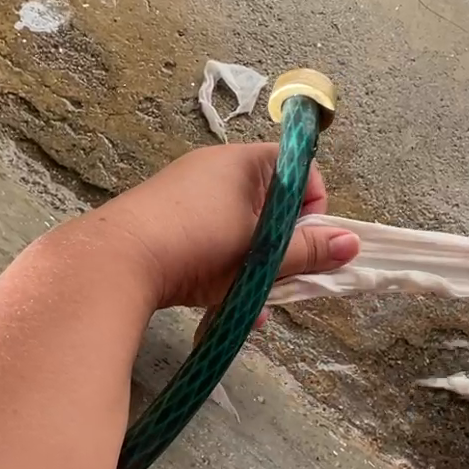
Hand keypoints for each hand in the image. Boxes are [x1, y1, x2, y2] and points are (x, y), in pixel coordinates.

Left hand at [86, 143, 358, 310]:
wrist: (114, 262)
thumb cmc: (196, 242)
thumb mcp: (260, 249)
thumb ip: (307, 248)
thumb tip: (354, 245)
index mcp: (243, 162)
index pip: (300, 170)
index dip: (313, 208)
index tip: (305, 242)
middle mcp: (216, 172)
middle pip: (273, 206)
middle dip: (283, 249)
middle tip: (282, 278)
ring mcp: (189, 198)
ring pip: (243, 233)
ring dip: (256, 269)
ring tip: (252, 302)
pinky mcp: (168, 226)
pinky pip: (213, 245)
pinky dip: (225, 272)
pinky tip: (226, 306)